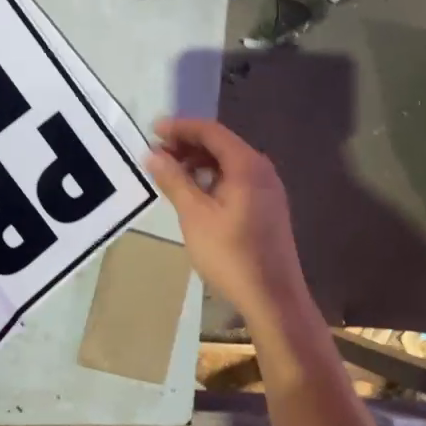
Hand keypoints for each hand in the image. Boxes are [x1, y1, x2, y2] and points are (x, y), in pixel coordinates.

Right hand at [145, 118, 309, 326]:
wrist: (272, 297)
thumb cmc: (231, 254)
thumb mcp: (195, 215)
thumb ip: (174, 180)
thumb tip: (153, 154)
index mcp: (247, 165)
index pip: (211, 131)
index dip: (180, 128)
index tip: (152, 130)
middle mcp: (261, 170)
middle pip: (221, 144)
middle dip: (187, 144)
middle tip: (157, 153)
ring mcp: (267, 189)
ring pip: (228, 163)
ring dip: (198, 162)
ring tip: (170, 172)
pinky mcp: (267, 207)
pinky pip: (236, 179)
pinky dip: (212, 177)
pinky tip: (194, 193)